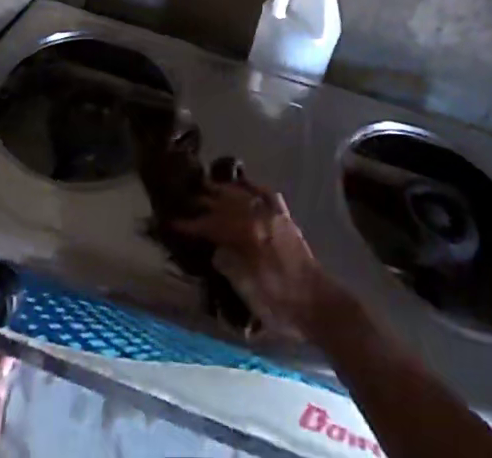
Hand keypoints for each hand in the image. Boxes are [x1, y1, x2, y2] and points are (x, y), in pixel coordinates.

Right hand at [173, 180, 339, 338]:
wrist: (319, 305)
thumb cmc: (280, 302)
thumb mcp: (247, 289)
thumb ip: (227, 263)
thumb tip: (214, 248)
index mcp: (247, 234)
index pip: (211, 224)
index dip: (191, 224)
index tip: (172, 222)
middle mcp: (259, 217)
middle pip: (225, 203)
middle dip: (204, 202)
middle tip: (186, 201)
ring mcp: (274, 215)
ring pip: (244, 194)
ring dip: (225, 190)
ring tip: (209, 187)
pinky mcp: (286, 219)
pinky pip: (267, 195)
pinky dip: (253, 188)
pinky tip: (246, 186)